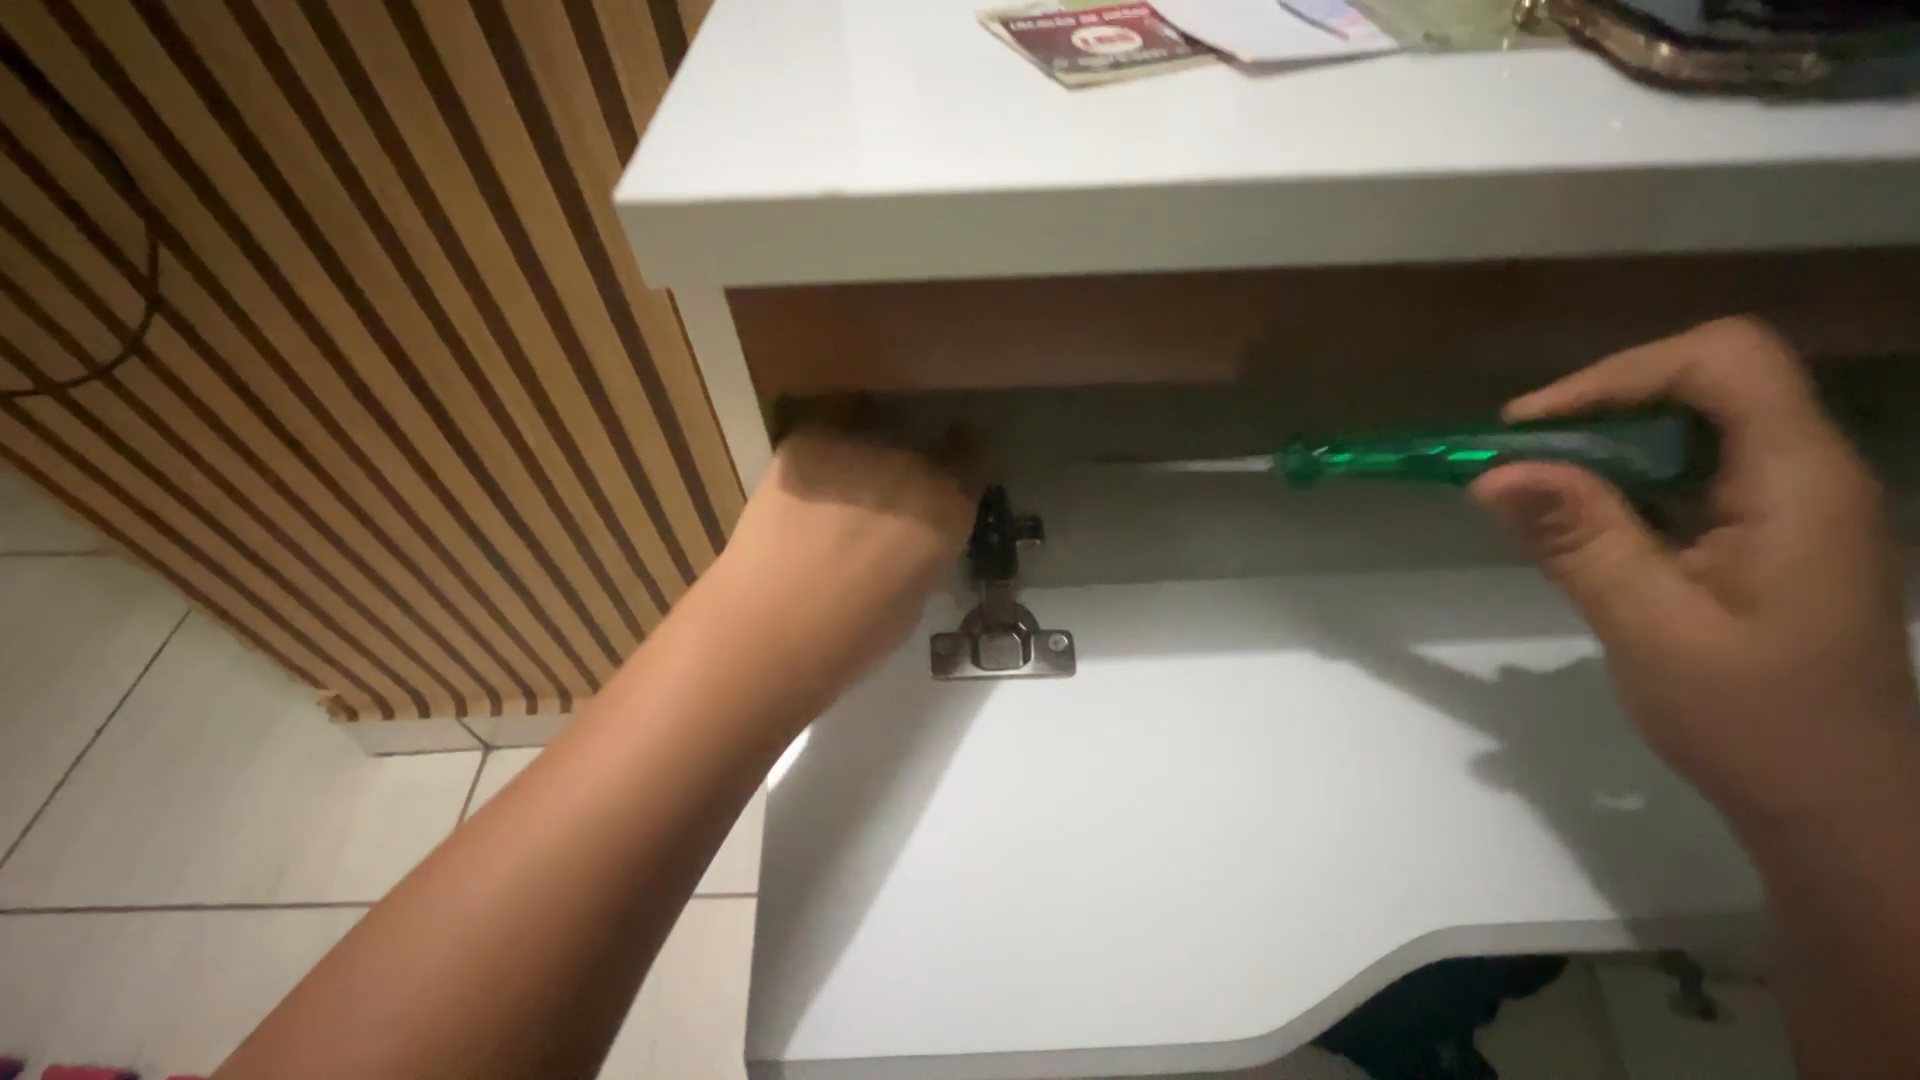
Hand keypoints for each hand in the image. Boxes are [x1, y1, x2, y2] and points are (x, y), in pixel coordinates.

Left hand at [697, 428, 977, 708]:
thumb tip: (914, 536)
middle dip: (904, 470)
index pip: (970, 461)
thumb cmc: (852, 638)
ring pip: (869, 438)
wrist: (769, 629)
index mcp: (948, 506)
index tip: (943, 483)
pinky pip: (822, 443)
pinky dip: (816, 466)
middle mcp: (912, 464)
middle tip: (879, 505)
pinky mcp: (805, 441)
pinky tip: (801, 501)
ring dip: (860, 462)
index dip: (955, 472)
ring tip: (836, 502)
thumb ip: (925, 550)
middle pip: (918, 447)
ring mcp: (857, 446)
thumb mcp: (914, 599)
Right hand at [1470, 318, 1918, 825]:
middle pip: (1705, 382)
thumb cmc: (1754, 722)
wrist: (1836, 800)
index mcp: (1797, 483)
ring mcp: (1788, 504)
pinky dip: (1622, 484)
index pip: (1723, 361)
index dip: (1620, 374)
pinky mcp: (1764, 534)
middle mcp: (1804, 474)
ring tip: (1532, 492)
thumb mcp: (1650, 629)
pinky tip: (1580, 527)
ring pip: (1691, 428)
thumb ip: (1578, 540)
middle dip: (1599, 408)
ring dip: (1603, 448)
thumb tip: (1493, 474)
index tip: (1532, 428)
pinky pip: (1688, 475)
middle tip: (1516, 460)